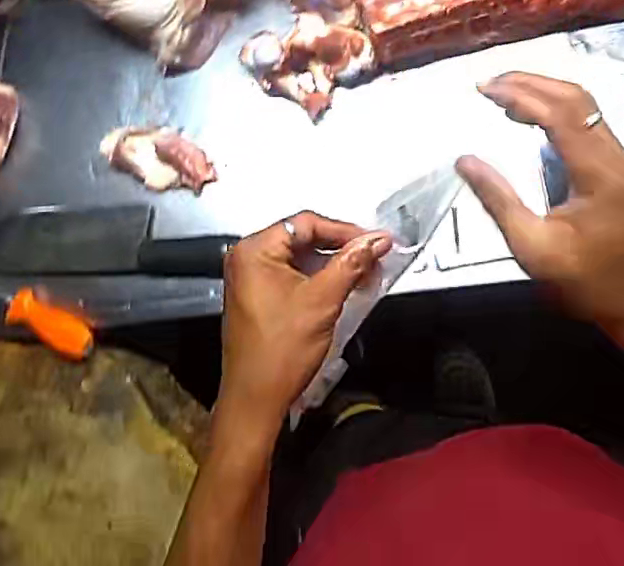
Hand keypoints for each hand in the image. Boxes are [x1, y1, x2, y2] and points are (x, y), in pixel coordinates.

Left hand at [218, 212, 390, 427]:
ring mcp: (250, 276)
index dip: (343, 230)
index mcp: (255, 250)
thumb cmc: (279, 353)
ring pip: (299, 257)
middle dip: (340, 248)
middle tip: (371, 257)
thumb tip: (376, 241)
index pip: (305, 223)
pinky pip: (291, 274)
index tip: (372, 241)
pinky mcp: (258, 294)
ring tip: (363, 273)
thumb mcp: (323, 301)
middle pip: (302, 238)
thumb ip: (351, 264)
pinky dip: (317, 278)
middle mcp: (247, 257)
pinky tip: (342, 287)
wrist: (255, 400)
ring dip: (331, 264)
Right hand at [457, 73, 623, 343]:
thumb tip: (464, 160)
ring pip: (583, 106)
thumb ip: (498, 199)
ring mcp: (620, 161)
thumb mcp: (533, 248)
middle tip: (488, 85)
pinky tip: (525, 116)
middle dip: (530, 83)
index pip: (560, 114)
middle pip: (576, 99)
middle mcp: (616, 158)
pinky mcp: (616, 167)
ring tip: (500, 94)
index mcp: (600, 174)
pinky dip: (552, 109)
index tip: (484, 89)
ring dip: (541, 92)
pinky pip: (585, 122)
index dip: (521, 94)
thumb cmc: (588, 283)